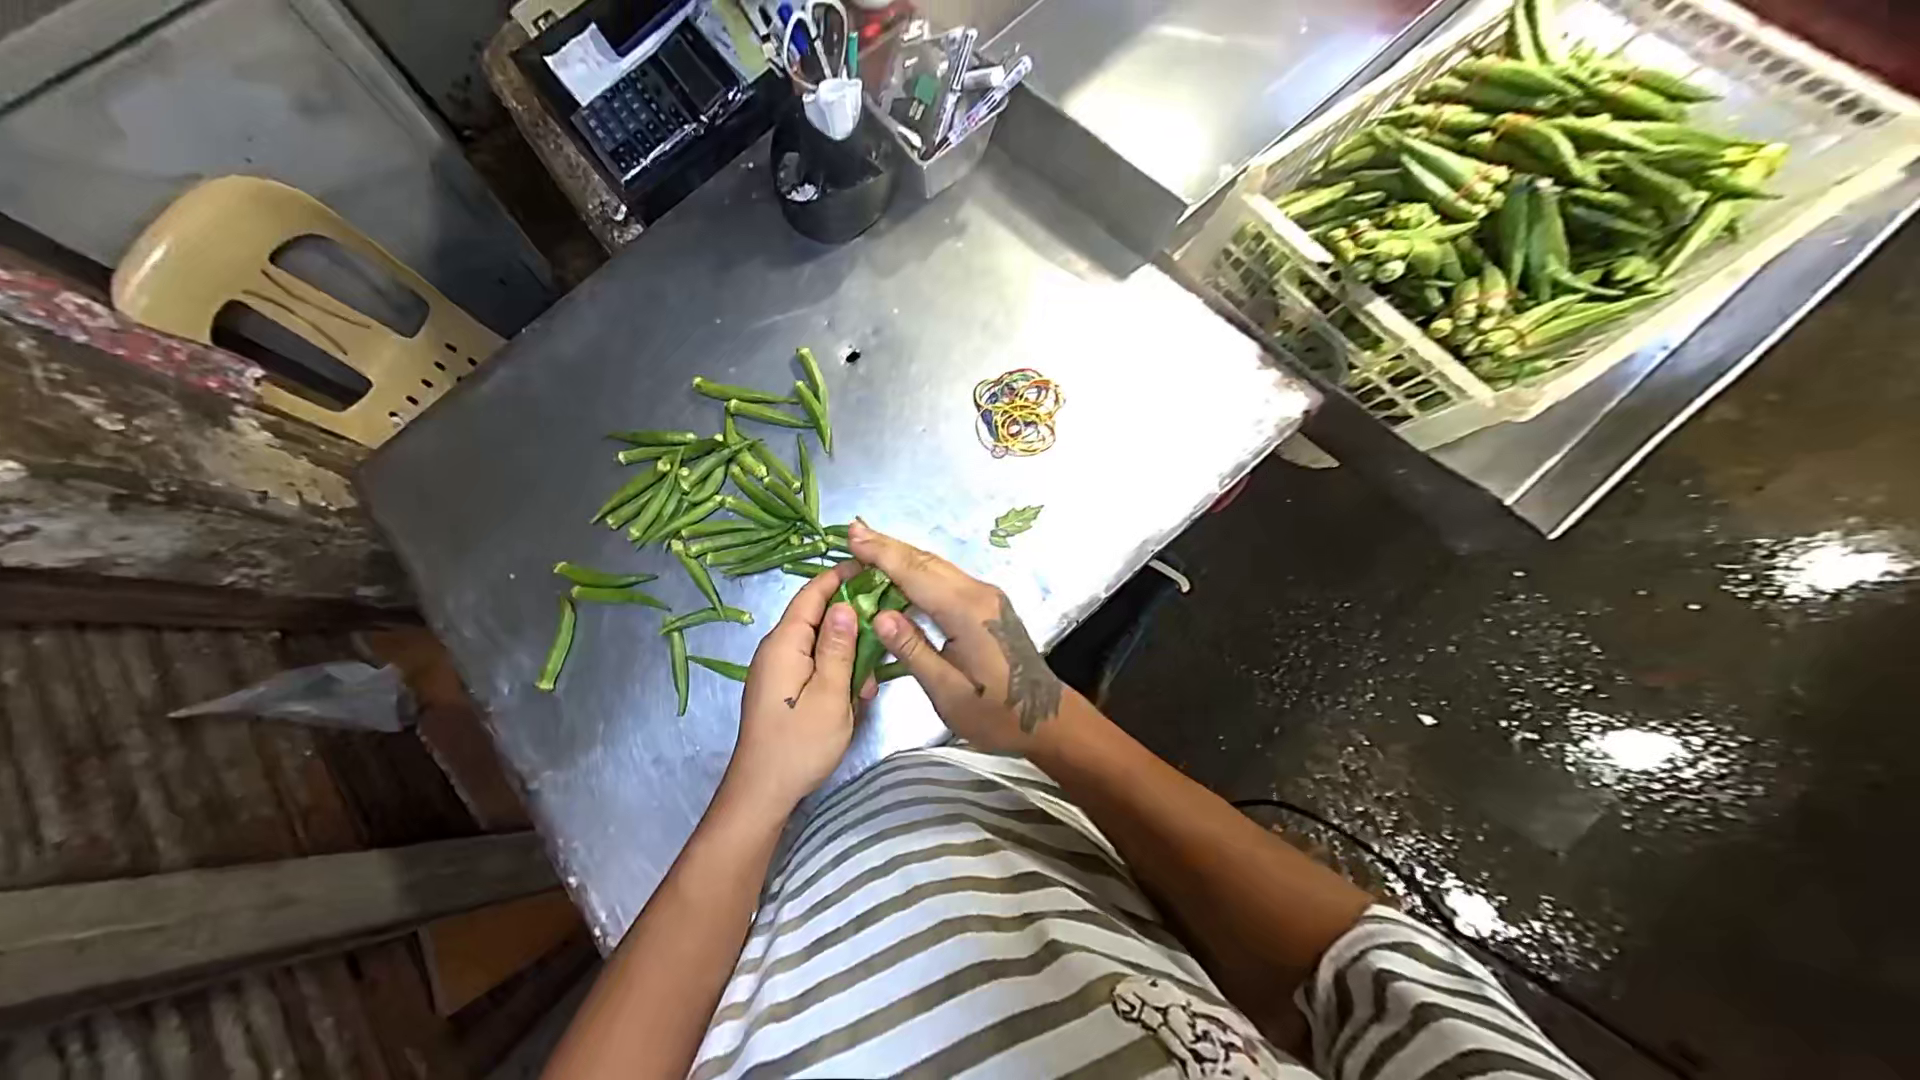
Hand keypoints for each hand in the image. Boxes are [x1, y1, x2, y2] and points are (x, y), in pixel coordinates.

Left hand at [723, 560, 863, 814]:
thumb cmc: (799, 743)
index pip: (812, 594)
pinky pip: (814, 664)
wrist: (763, 792)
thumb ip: (838, 646)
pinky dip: (837, 669)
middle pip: (817, 616)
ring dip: (848, 651)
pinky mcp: (783, 687)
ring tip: (871, 674)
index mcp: (784, 643)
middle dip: (852, 619)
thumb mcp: (830, 692)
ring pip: (819, 643)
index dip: (840, 576)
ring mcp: (778, 669)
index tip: (872, 566)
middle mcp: (777, 649)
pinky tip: (855, 691)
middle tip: (886, 623)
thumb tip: (845, 605)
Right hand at [847, 521, 1067, 753]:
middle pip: (926, 562)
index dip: (881, 553)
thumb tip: (879, 615)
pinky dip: (918, 572)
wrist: (1044, 718)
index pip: (915, 574)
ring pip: (937, 567)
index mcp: (967, 612)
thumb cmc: (996, 713)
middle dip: (888, 546)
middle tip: (854, 533)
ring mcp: (986, 597)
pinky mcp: (987, 605)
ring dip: (902, 556)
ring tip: (868, 546)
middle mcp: (978, 594)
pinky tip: (900, 574)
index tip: (853, 535)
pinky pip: (946, 579)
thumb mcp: (947, 691)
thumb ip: (912, 650)